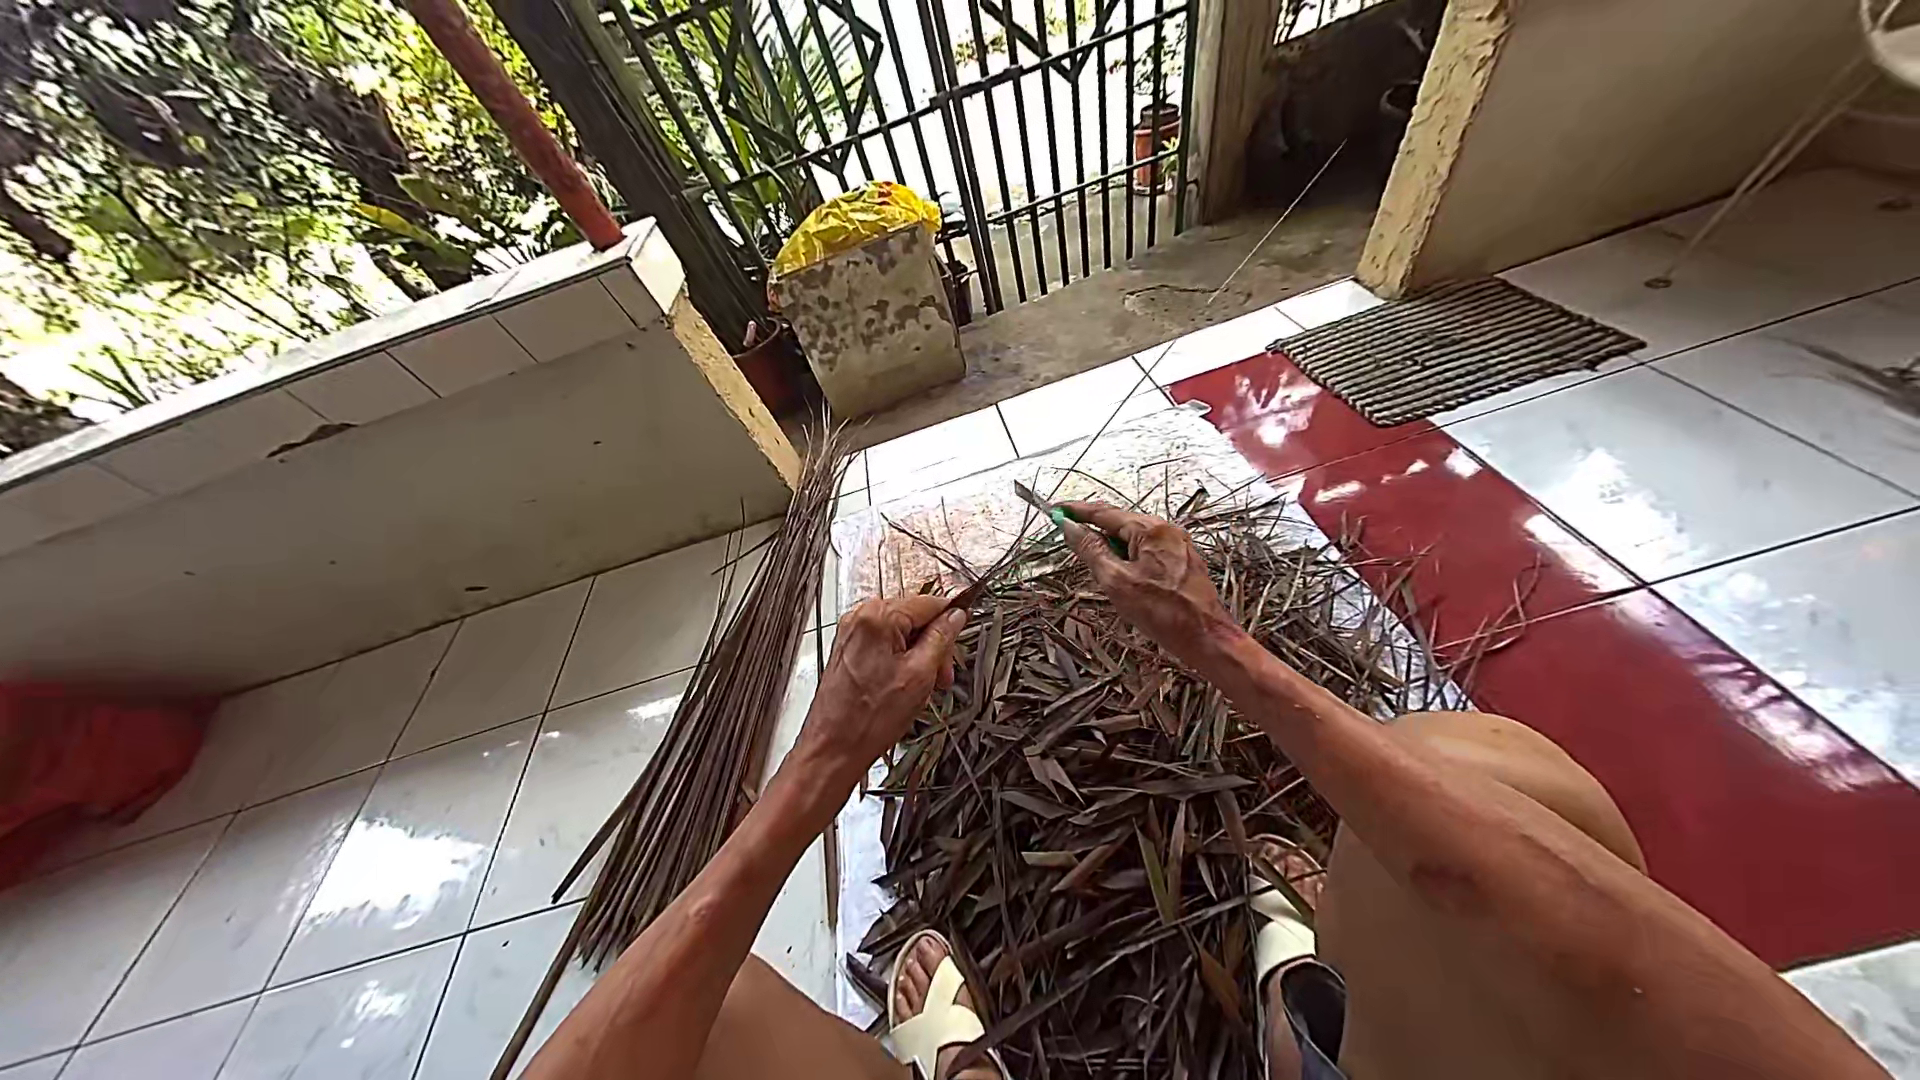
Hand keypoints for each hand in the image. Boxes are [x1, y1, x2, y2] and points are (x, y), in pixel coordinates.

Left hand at [795, 595, 967, 787]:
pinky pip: (885, 642)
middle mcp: (860, 617)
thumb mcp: (920, 674)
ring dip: (919, 653)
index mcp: (878, 617)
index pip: (929, 602)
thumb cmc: (868, 719)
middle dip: (934, 643)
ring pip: (900, 631)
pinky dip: (900, 658)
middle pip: (914, 616)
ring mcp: (851, 633)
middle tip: (942, 674)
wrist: (834, 748)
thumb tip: (955, 616)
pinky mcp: (848, 649)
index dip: (951, 619)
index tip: (962, 632)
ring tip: (924, 684)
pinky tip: (905, 683)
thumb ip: (941, 638)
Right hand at [1058, 501, 1240, 668]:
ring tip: (1095, 563)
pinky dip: (1127, 555)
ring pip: (1133, 538)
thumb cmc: (1163, 612)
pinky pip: (1146, 549)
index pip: (1104, 512)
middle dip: (1093, 529)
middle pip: (1120, 522)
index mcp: (1151, 530)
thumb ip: (1091, 550)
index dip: (1077, 511)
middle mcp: (1166, 530)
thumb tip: (1070, 528)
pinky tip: (1120, 572)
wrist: (1206, 637)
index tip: (1057, 509)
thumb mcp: (1116, 581)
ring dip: (1110, 546)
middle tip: (1069, 536)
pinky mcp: (1181, 560)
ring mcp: (1176, 545)